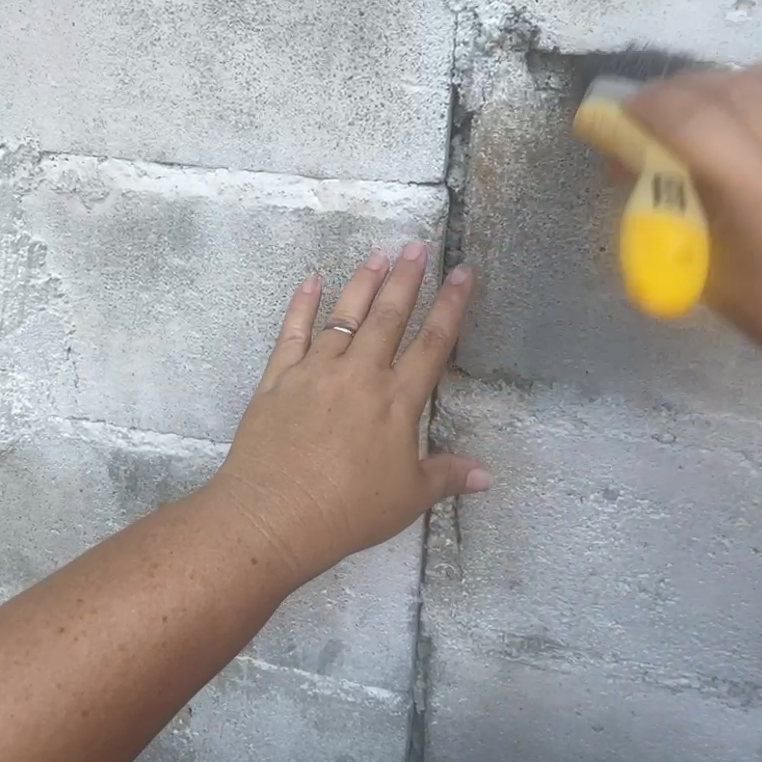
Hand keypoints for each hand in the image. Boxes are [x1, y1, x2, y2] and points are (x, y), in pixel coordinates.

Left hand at [204, 243, 488, 583]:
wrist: (274, 516)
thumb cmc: (348, 512)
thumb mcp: (408, 499)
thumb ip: (447, 477)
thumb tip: (488, 475)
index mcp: (396, 401)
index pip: (433, 344)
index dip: (451, 306)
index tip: (462, 273)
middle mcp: (360, 375)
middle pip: (389, 316)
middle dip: (407, 278)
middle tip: (418, 245)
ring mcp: (316, 371)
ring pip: (345, 315)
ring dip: (363, 282)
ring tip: (378, 254)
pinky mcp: (279, 377)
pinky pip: (292, 332)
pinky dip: (301, 304)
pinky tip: (311, 280)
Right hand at [628, 58, 761, 384]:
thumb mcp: (705, 265)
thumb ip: (666, 200)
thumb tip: (623, 151)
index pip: (699, 124)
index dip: (654, 105)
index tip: (628, 108)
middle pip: (738, 91)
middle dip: (686, 89)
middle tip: (659, 102)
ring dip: (738, 79)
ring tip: (717, 100)